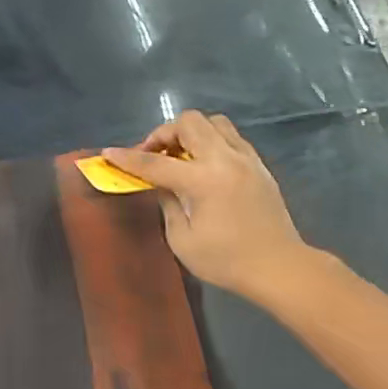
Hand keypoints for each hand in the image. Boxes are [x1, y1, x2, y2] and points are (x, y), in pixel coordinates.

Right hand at [103, 111, 313, 301]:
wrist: (278, 266)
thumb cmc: (226, 262)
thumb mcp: (183, 241)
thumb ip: (168, 204)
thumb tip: (162, 185)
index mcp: (203, 181)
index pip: (156, 163)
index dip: (129, 158)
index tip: (109, 152)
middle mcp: (225, 159)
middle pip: (189, 123)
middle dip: (164, 133)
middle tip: (154, 155)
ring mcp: (246, 159)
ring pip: (214, 122)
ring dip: (191, 132)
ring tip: (181, 156)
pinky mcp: (259, 165)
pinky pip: (231, 137)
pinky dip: (212, 141)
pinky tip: (205, 164)